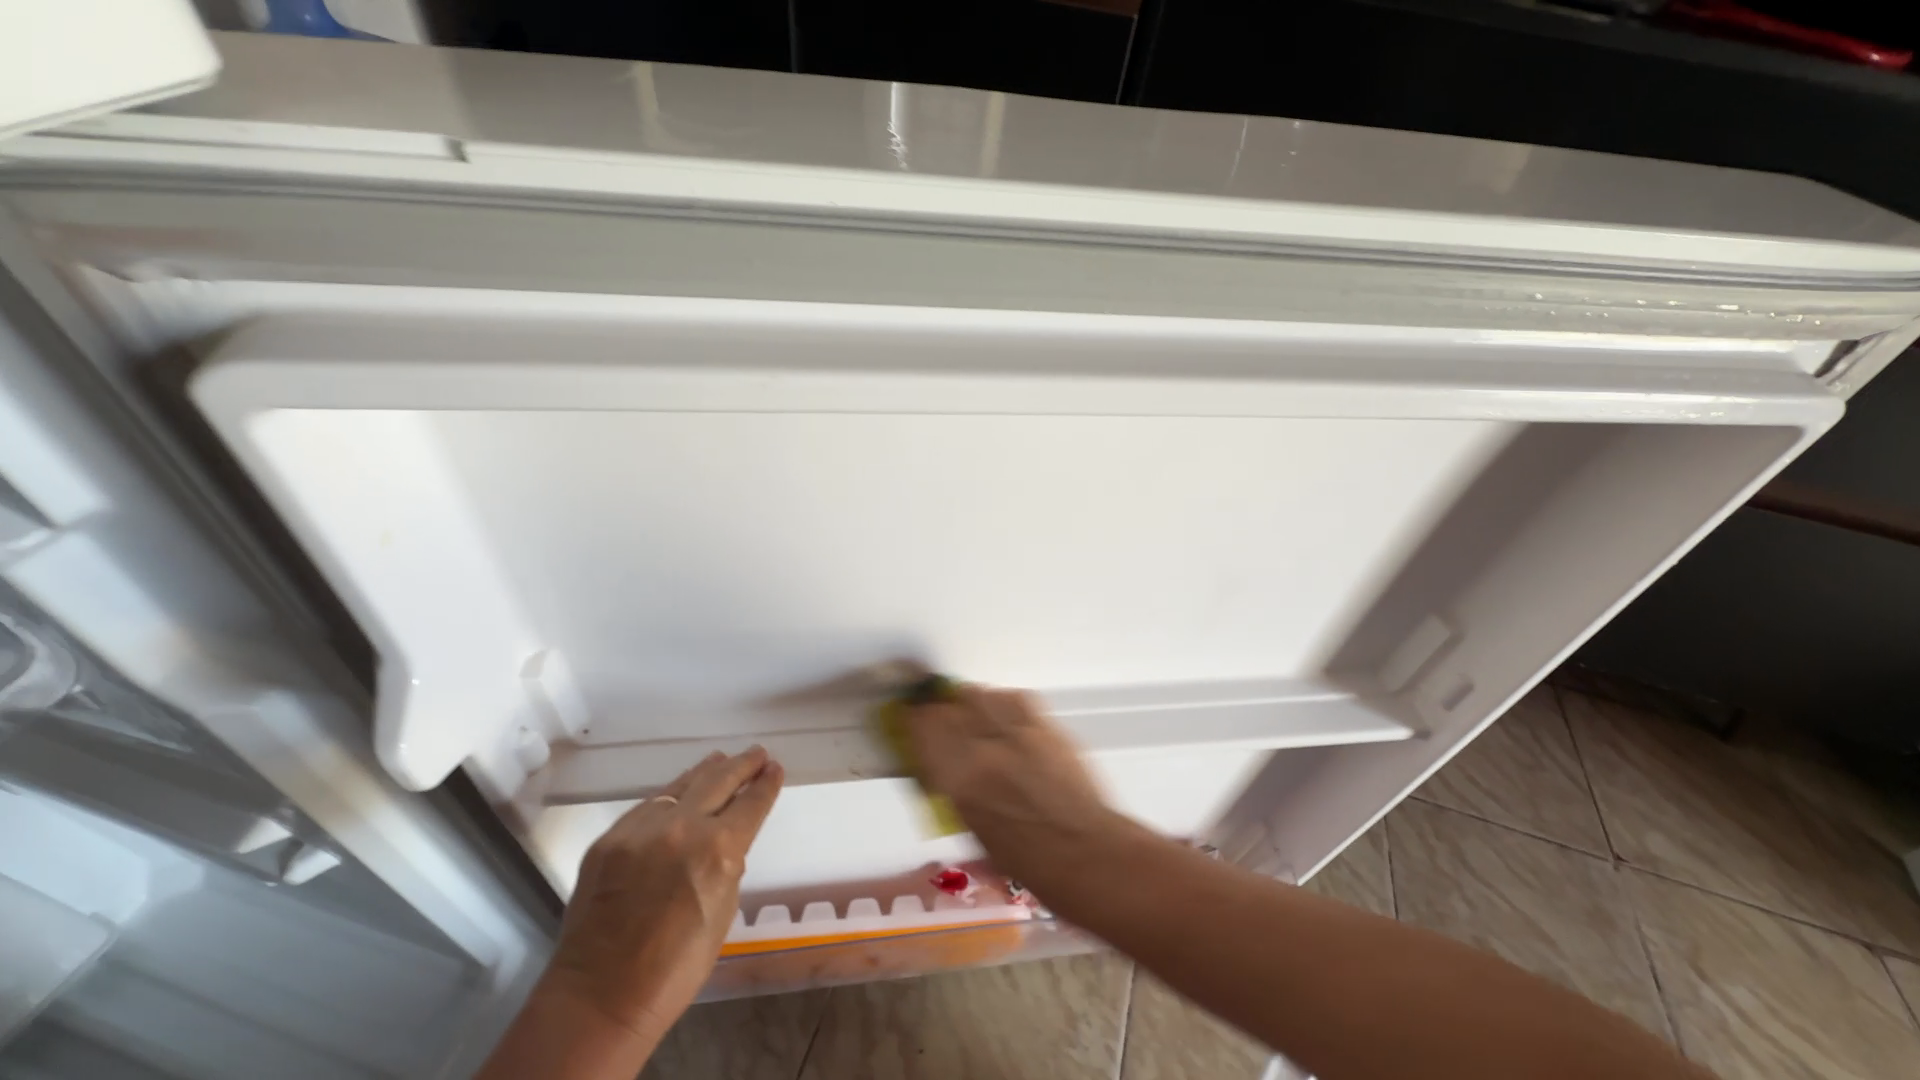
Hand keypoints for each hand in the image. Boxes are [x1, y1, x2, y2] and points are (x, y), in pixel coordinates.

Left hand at [547, 747, 783, 1040]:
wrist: (603, 993)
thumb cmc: (677, 967)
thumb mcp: (723, 912)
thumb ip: (727, 867)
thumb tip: (724, 844)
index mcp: (719, 850)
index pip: (750, 804)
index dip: (766, 785)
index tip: (775, 769)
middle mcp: (681, 827)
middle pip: (717, 781)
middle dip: (741, 766)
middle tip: (757, 753)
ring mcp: (640, 829)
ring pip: (679, 786)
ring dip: (705, 772)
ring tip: (721, 759)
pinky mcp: (609, 839)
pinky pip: (647, 806)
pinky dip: (669, 796)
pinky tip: (677, 793)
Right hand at [907, 685, 1119, 872]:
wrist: (1084, 852)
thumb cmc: (1024, 859)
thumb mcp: (969, 826)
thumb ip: (951, 786)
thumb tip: (937, 762)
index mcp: (957, 781)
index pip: (922, 726)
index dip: (914, 720)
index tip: (913, 721)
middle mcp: (982, 749)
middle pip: (947, 705)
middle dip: (940, 710)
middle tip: (941, 720)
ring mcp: (1016, 733)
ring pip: (979, 694)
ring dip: (970, 704)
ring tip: (975, 719)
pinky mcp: (1045, 725)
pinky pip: (1013, 698)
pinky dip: (1002, 704)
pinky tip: (1005, 720)